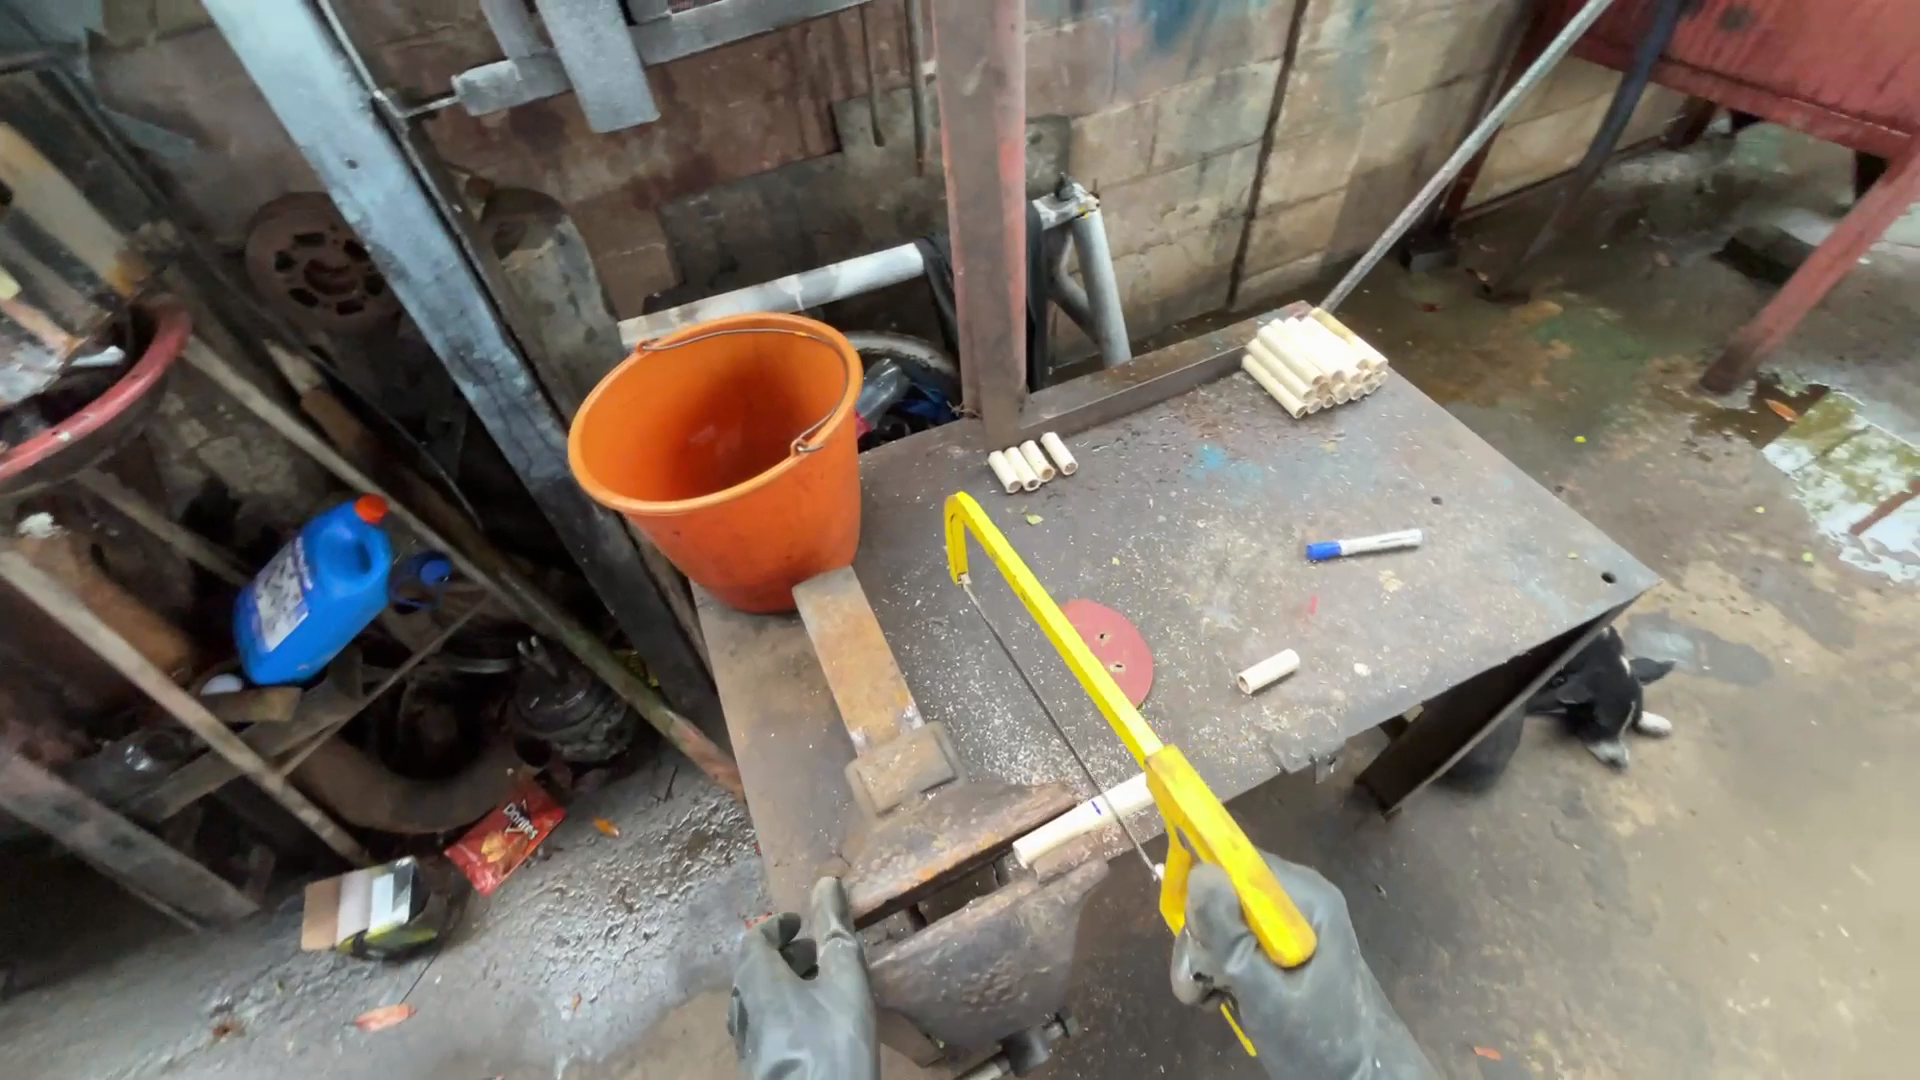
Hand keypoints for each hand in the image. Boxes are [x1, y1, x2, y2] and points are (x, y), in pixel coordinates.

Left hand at [729, 876, 877, 1079]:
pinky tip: (813, 1025)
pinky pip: (762, 1028)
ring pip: (756, 1002)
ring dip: (783, 984)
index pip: (753, 940)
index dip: (777, 926)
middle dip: (783, 954)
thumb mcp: (844, 975)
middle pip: (752, 970)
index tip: (801, 923)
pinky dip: (782, 1011)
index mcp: (757, 982)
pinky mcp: (757, 1073)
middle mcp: (742, 1011)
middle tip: (815, 954)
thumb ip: (834, 927)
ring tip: (819, 988)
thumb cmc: (833, 1040)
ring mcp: (746, 1048)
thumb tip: (826, 881)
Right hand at [1171, 852, 1437, 1079]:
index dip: (1203, 890)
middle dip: (1201, 938)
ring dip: (1204, 957)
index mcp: (1307, 897)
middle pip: (1224, 892)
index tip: (1189, 933)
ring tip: (1205, 997)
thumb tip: (1198, 870)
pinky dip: (1218, 965)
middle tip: (1195, 984)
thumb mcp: (1267, 995)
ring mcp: (1288, 920)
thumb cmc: (1321, 1044)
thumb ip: (1231, 936)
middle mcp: (1297, 897)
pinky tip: (1219, 995)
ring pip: (1222, 917)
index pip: (1237, 863)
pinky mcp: (1279, 943)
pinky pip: (1233, 937)